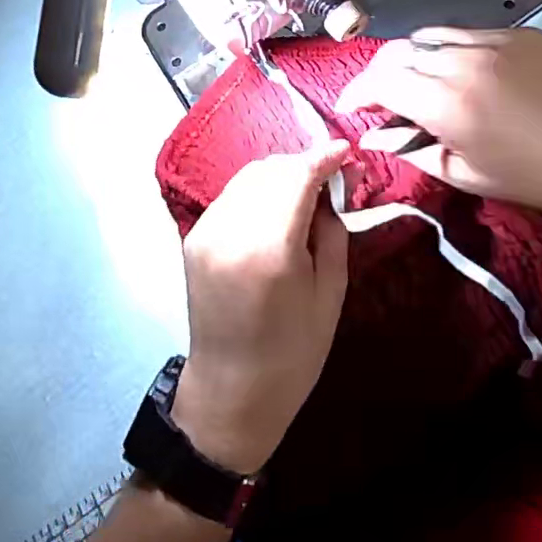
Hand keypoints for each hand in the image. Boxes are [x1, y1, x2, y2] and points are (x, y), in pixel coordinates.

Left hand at [171, 140, 350, 474]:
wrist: (232, 391)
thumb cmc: (294, 350)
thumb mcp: (332, 290)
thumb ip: (333, 228)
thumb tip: (332, 185)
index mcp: (270, 250)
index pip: (298, 176)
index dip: (324, 157)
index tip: (346, 151)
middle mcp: (231, 232)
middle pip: (271, 169)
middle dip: (304, 164)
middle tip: (332, 177)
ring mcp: (206, 233)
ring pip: (248, 176)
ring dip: (281, 174)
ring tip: (307, 191)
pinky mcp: (194, 238)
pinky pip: (232, 195)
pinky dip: (259, 190)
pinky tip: (277, 208)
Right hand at [336, 28, 541, 228]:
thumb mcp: (471, 175)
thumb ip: (416, 151)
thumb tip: (377, 136)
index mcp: (447, 100)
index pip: (381, 79)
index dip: (358, 92)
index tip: (352, 108)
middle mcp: (463, 59)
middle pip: (399, 51)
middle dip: (379, 74)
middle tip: (381, 102)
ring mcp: (494, 39)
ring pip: (432, 35)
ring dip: (413, 59)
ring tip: (420, 87)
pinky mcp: (520, 32)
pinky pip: (467, 34)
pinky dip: (449, 52)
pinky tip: (464, 77)